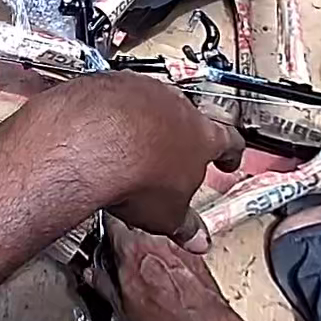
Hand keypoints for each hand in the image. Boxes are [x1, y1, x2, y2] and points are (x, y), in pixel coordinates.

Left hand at [14, 72, 242, 251]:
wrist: (90, 143)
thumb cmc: (133, 173)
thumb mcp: (167, 215)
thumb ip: (184, 224)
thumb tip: (194, 238)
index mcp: (201, 135)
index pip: (227, 140)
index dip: (229, 152)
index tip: (227, 158)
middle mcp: (173, 103)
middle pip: (184, 116)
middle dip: (176, 136)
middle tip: (166, 156)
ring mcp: (139, 89)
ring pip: (147, 101)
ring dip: (140, 121)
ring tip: (127, 145)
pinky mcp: (106, 82)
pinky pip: (112, 95)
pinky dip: (108, 111)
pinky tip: (98, 131)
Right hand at [102, 220, 233, 320]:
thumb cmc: (167, 318)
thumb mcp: (122, 306)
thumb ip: (103, 283)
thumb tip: (92, 275)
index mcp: (129, 246)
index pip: (110, 221)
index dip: (104, 227)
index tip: (103, 235)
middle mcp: (152, 237)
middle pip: (133, 224)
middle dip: (127, 235)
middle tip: (124, 253)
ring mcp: (174, 241)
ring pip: (154, 232)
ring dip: (149, 244)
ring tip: (150, 267)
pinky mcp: (192, 250)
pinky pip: (174, 244)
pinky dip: (169, 253)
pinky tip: (169, 273)